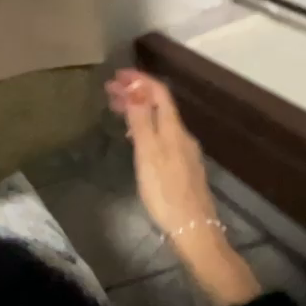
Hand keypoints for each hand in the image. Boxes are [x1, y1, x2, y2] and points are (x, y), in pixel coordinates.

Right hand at [107, 69, 261, 305]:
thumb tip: (136, 88)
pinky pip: (163, 135)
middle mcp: (182, 135)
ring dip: (139, 110)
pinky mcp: (184, 168)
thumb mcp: (148, 153)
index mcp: (173, 129)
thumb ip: (141, 120)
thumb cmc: (165, 191)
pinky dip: (146, 127)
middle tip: (110, 92)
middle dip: (135, 94)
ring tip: (117, 111)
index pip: (159, 92)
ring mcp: (186, 152)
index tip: (117, 75)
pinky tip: (136, 137)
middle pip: (159, 105)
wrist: (194, 231)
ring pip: (160, 120)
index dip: (139, 79)